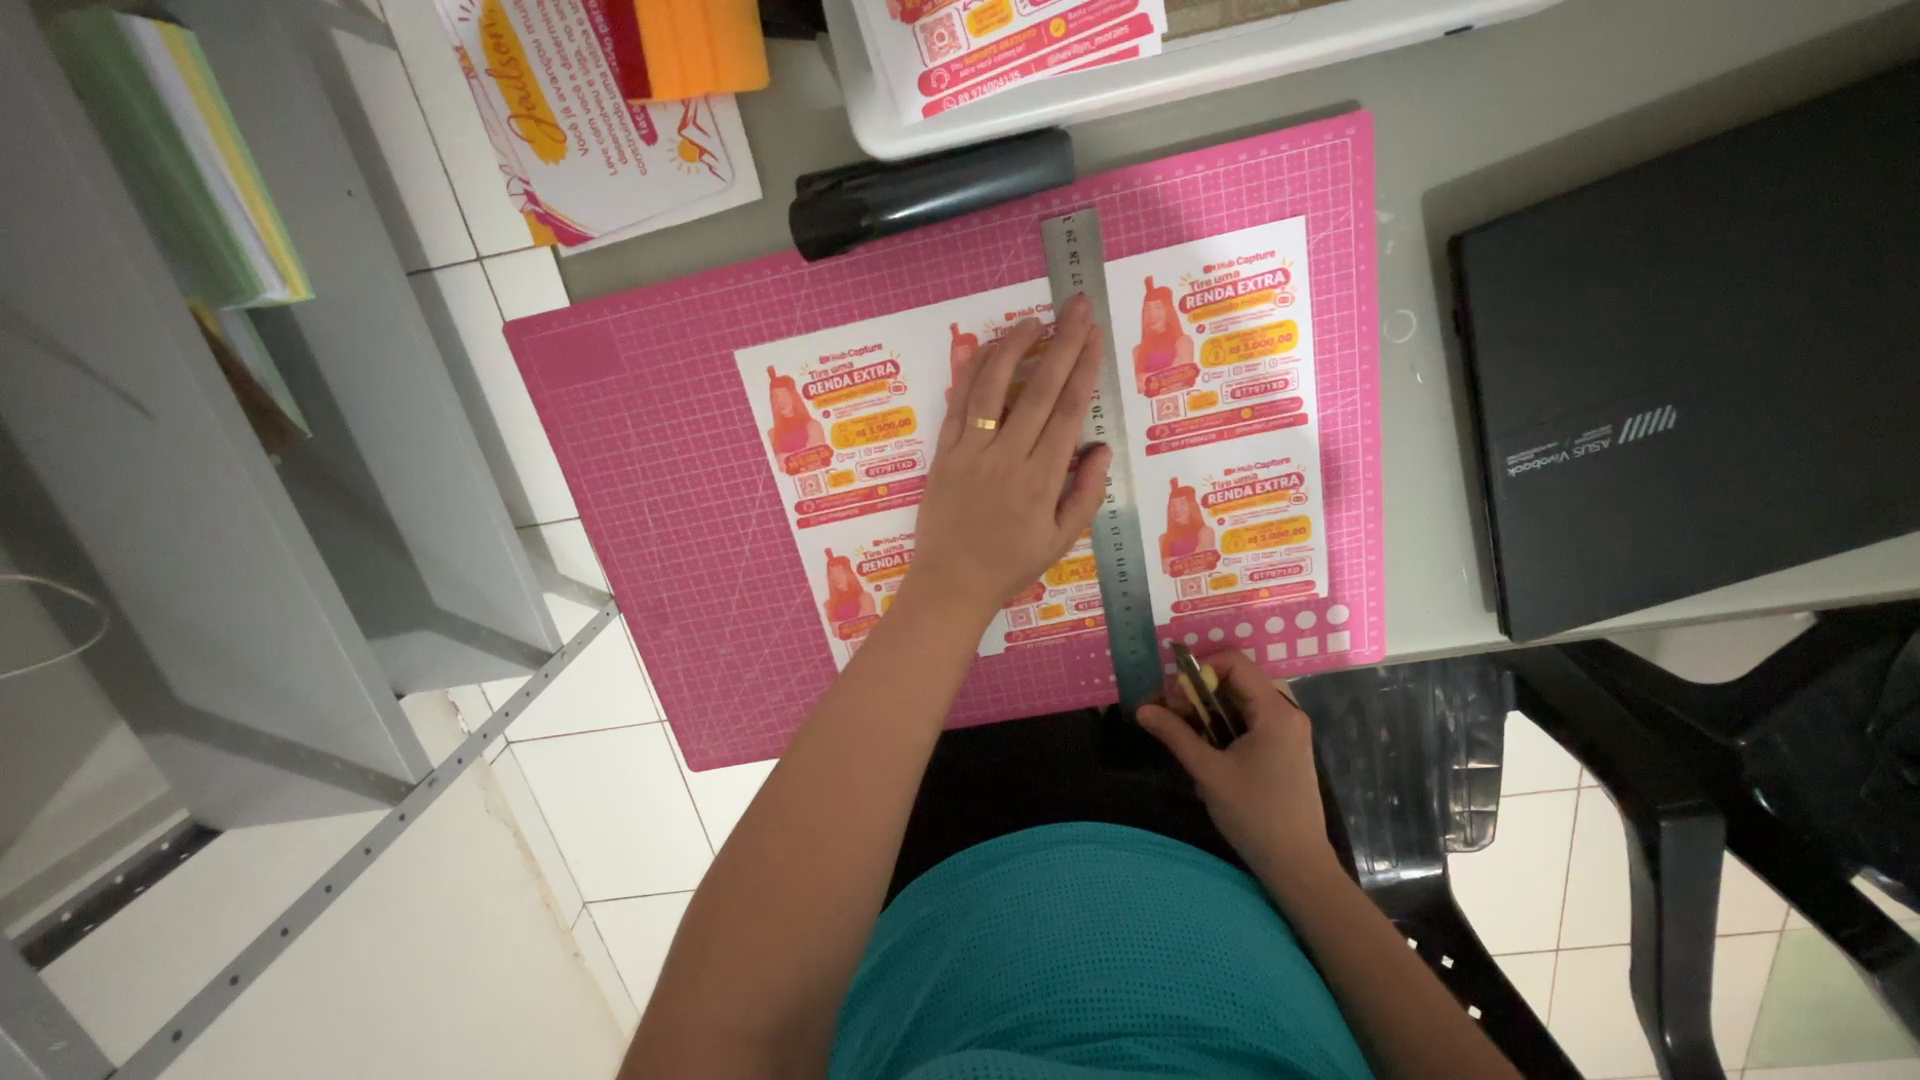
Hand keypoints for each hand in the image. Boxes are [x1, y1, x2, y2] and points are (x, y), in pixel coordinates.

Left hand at [903, 294, 1113, 626]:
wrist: (951, 584)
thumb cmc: (1011, 565)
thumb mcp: (1061, 541)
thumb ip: (1085, 494)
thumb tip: (1100, 448)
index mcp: (1041, 481)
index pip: (1068, 412)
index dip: (1084, 368)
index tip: (1095, 334)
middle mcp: (1007, 459)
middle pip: (1038, 390)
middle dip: (1062, 343)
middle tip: (1077, 307)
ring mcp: (970, 452)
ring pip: (992, 387)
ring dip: (1013, 347)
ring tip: (1034, 321)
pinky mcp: (943, 452)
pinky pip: (958, 403)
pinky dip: (973, 371)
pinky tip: (989, 348)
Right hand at [1137, 650, 1339, 892]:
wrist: (1297, 864)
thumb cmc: (1254, 815)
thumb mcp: (1208, 772)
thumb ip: (1175, 734)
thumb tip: (1142, 708)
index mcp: (1276, 711)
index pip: (1235, 663)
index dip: (1198, 670)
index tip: (1174, 696)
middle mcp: (1288, 712)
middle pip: (1237, 680)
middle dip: (1199, 691)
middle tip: (1172, 715)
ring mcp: (1290, 730)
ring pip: (1241, 701)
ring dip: (1209, 709)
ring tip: (1186, 734)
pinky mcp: (1286, 747)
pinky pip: (1251, 719)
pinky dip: (1225, 724)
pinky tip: (1208, 748)